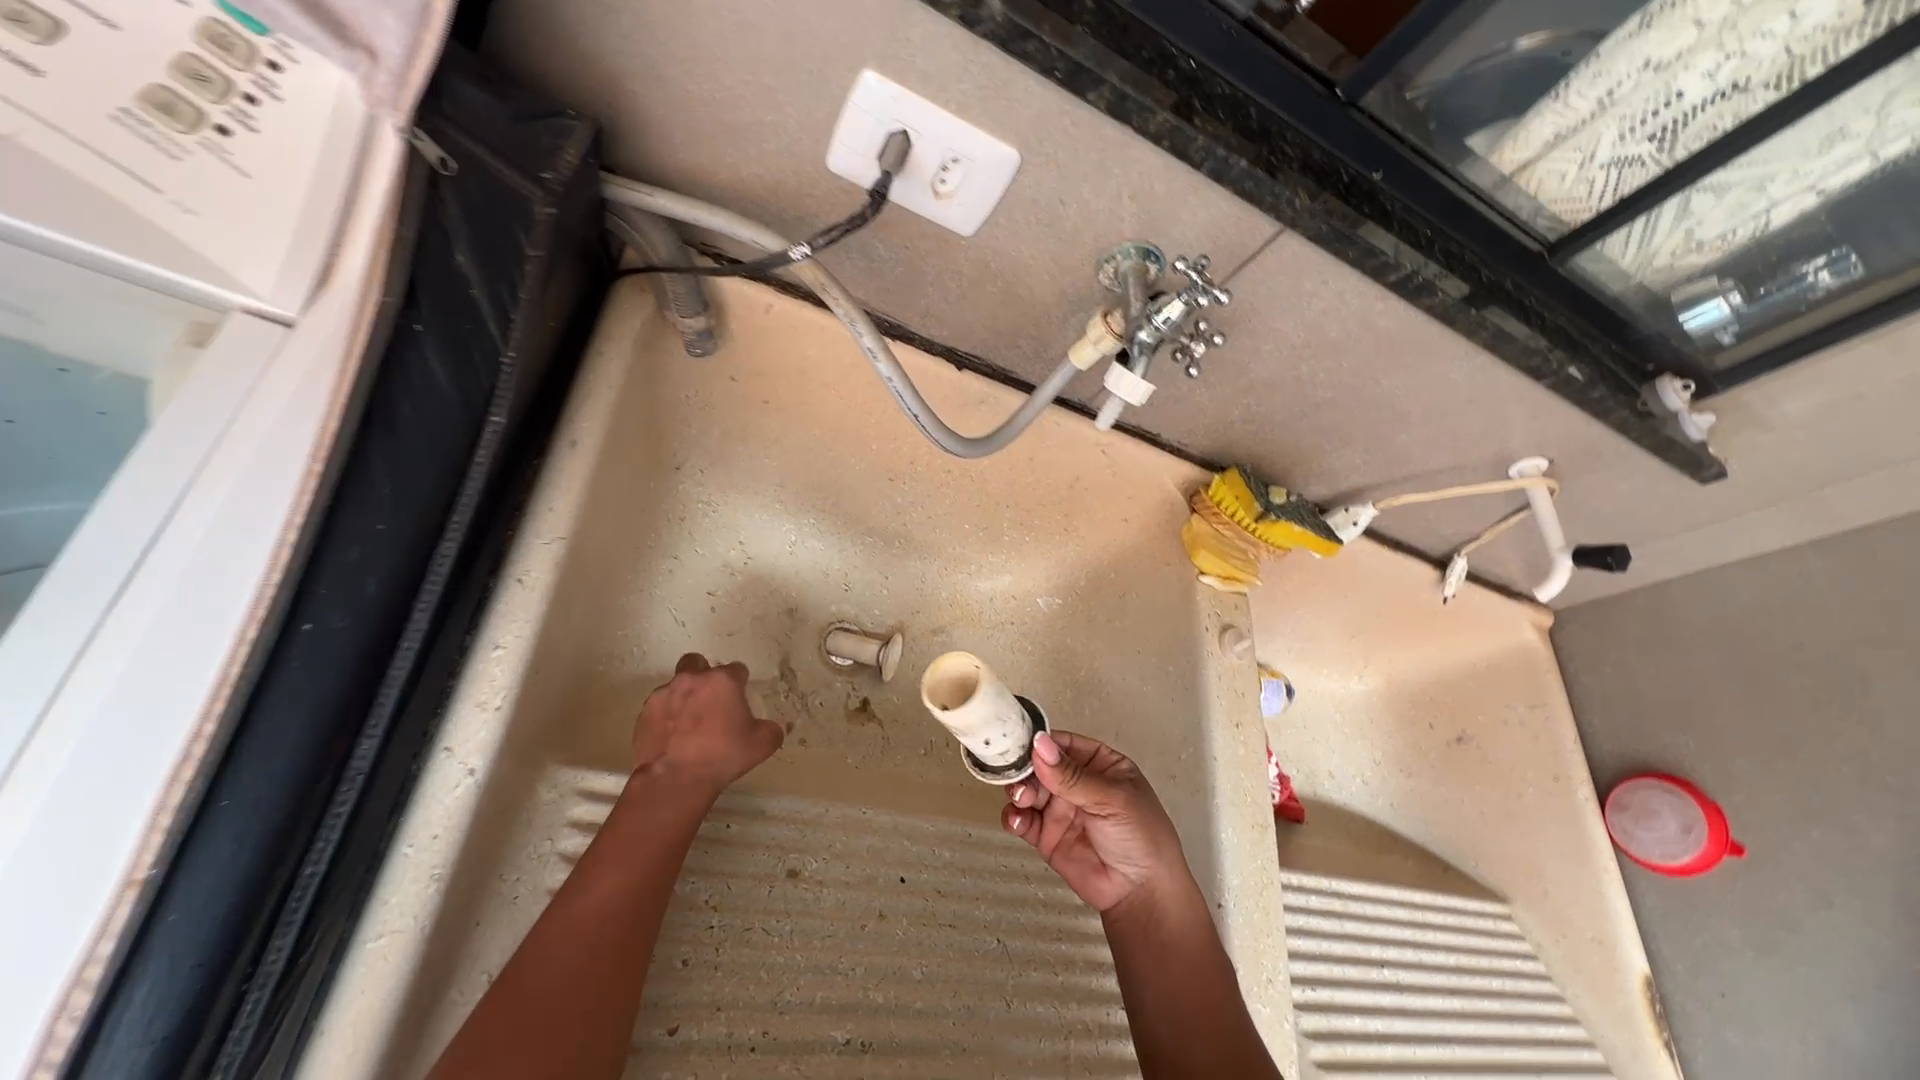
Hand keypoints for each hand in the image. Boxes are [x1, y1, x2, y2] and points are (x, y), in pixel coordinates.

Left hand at [630, 653, 783, 796]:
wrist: (675, 779)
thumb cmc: (723, 756)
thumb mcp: (762, 745)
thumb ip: (770, 730)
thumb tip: (769, 728)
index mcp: (722, 681)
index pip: (737, 669)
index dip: (741, 683)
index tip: (740, 699)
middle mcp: (691, 680)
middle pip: (697, 663)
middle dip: (704, 675)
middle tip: (711, 700)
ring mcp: (664, 695)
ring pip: (676, 686)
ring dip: (684, 698)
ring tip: (689, 725)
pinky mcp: (645, 713)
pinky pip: (659, 708)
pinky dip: (667, 717)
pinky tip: (673, 737)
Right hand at [1002, 730, 1191, 912]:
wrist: (1141, 892)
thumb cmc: (1142, 837)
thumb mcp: (1112, 798)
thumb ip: (1072, 775)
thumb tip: (1041, 744)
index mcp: (1099, 764)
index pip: (1063, 744)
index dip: (1042, 743)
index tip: (1022, 744)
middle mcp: (1076, 784)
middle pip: (1040, 766)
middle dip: (1026, 769)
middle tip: (1020, 778)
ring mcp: (1060, 810)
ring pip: (1028, 791)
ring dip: (1018, 791)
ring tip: (1022, 800)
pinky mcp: (1047, 836)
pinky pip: (1023, 821)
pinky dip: (1014, 818)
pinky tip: (1018, 821)